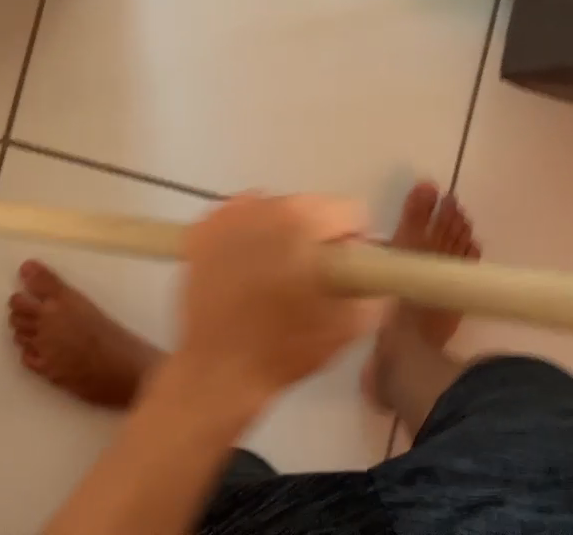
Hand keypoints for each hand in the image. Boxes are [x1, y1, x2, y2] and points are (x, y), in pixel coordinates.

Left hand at [174, 193, 375, 407]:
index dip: (354, 241)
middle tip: (310, 278)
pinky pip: (237, 220)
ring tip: (275, 276)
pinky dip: (246, 236)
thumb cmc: (287, 348)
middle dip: (316, 237)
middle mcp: (261, 205)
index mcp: (302, 222)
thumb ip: (371, 287)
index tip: (345, 270)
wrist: (220, 367)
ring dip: (280, 234)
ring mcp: (225, 215)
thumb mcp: (348, 324)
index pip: (349, 210)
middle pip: (309, 207)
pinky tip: (246, 268)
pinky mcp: (200, 229)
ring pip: (272, 210)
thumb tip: (370, 268)